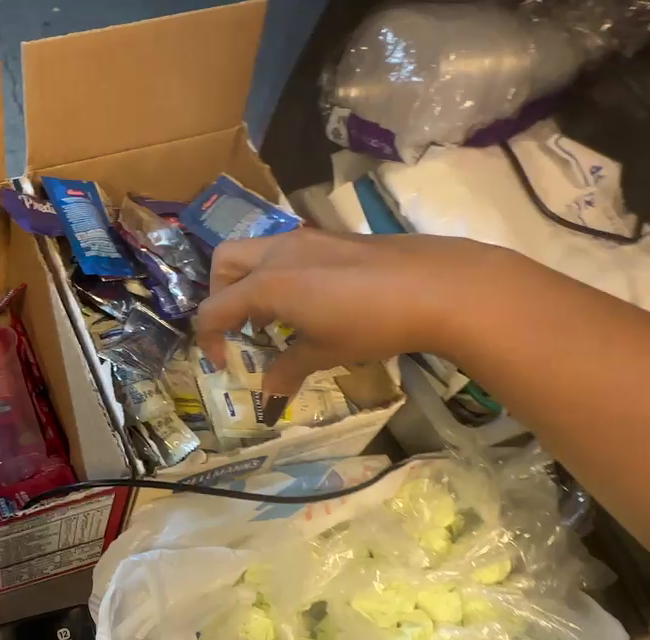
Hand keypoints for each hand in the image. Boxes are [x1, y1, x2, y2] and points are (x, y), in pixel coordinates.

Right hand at [193, 230, 513, 396]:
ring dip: (249, 284)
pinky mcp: (331, 238)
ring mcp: (306, 240)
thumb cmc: (372, 324)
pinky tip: (305, 304)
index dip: (210, 340)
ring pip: (255, 252)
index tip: (224, 364)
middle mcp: (278, 253)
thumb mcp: (324, 353)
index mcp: (267, 284)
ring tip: (271, 320)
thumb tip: (268, 391)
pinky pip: (285, 252)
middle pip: (224, 263)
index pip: (215, 309)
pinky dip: (278, 276)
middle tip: (237, 328)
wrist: (439, 286)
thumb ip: (287, 369)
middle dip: (219, 296)